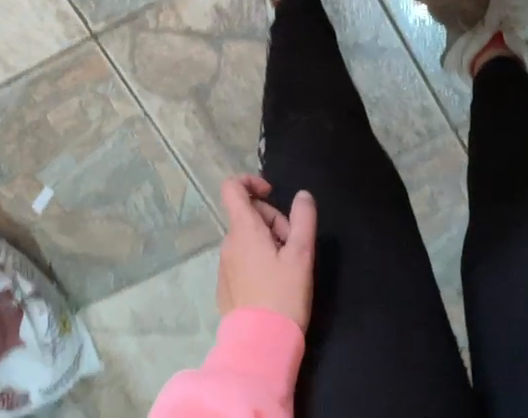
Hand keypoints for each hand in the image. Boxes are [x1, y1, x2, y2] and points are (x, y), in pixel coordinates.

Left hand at [215, 175, 316, 330]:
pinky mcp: (225, 286)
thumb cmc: (283, 295)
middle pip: (248, 215)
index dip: (251, 181)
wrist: (260, 346)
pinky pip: (242, 260)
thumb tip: (302, 195)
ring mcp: (224, 266)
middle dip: (273, 222)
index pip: (232, 187)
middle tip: (294, 247)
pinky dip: (258, 261)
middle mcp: (228, 243)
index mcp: (244, 230)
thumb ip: (303, 219)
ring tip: (287, 270)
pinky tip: (273, 286)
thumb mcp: (301, 255)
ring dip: (268, 243)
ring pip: (247, 239)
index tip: (272, 194)